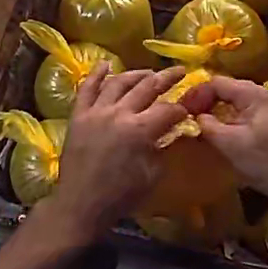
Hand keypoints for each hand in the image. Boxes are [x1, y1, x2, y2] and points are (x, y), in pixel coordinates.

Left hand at [32, 65, 187, 245]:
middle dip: (167, 78)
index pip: (168, 110)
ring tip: (149, 72)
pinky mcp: (79, 115)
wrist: (81, 204)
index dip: (181, 108)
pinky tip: (106, 64)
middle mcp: (119, 113)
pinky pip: (87, 89)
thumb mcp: (152, 175)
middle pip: (147, 87)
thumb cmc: (121, 195)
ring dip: (136, 74)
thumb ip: (163, 148)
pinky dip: (96, 74)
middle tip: (179, 71)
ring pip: (119, 82)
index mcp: (140, 130)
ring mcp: (96, 111)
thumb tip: (171, 132)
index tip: (188, 110)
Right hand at [178, 76, 267, 205]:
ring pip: (234, 101)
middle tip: (187, 116)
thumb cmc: (265, 162)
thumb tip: (194, 116)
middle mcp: (262, 94)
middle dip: (204, 100)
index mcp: (254, 94)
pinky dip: (227, 117)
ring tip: (198, 123)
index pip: (217, 82)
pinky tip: (218, 130)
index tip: (181, 110)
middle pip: (226, 89)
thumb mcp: (231, 144)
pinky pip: (242, 111)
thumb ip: (208, 126)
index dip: (196, 93)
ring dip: (215, 109)